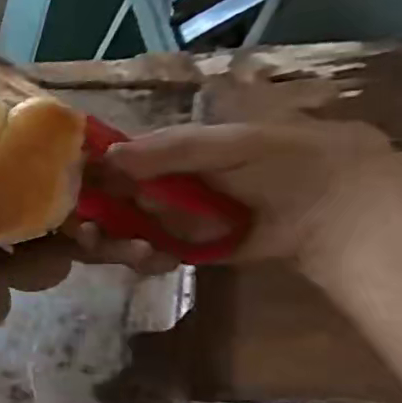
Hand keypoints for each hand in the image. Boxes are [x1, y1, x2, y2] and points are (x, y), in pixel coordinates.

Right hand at [100, 120, 401, 270]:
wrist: (333, 208)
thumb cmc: (283, 160)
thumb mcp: (229, 144)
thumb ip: (171, 149)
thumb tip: (107, 156)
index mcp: (168, 151)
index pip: (114, 161)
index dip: (88, 176)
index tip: (68, 192)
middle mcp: (161, 183)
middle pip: (109, 200)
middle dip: (95, 217)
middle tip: (88, 231)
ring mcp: (170, 217)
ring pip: (123, 230)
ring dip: (118, 242)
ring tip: (133, 249)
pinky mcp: (183, 247)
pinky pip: (149, 254)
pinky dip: (145, 258)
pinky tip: (152, 258)